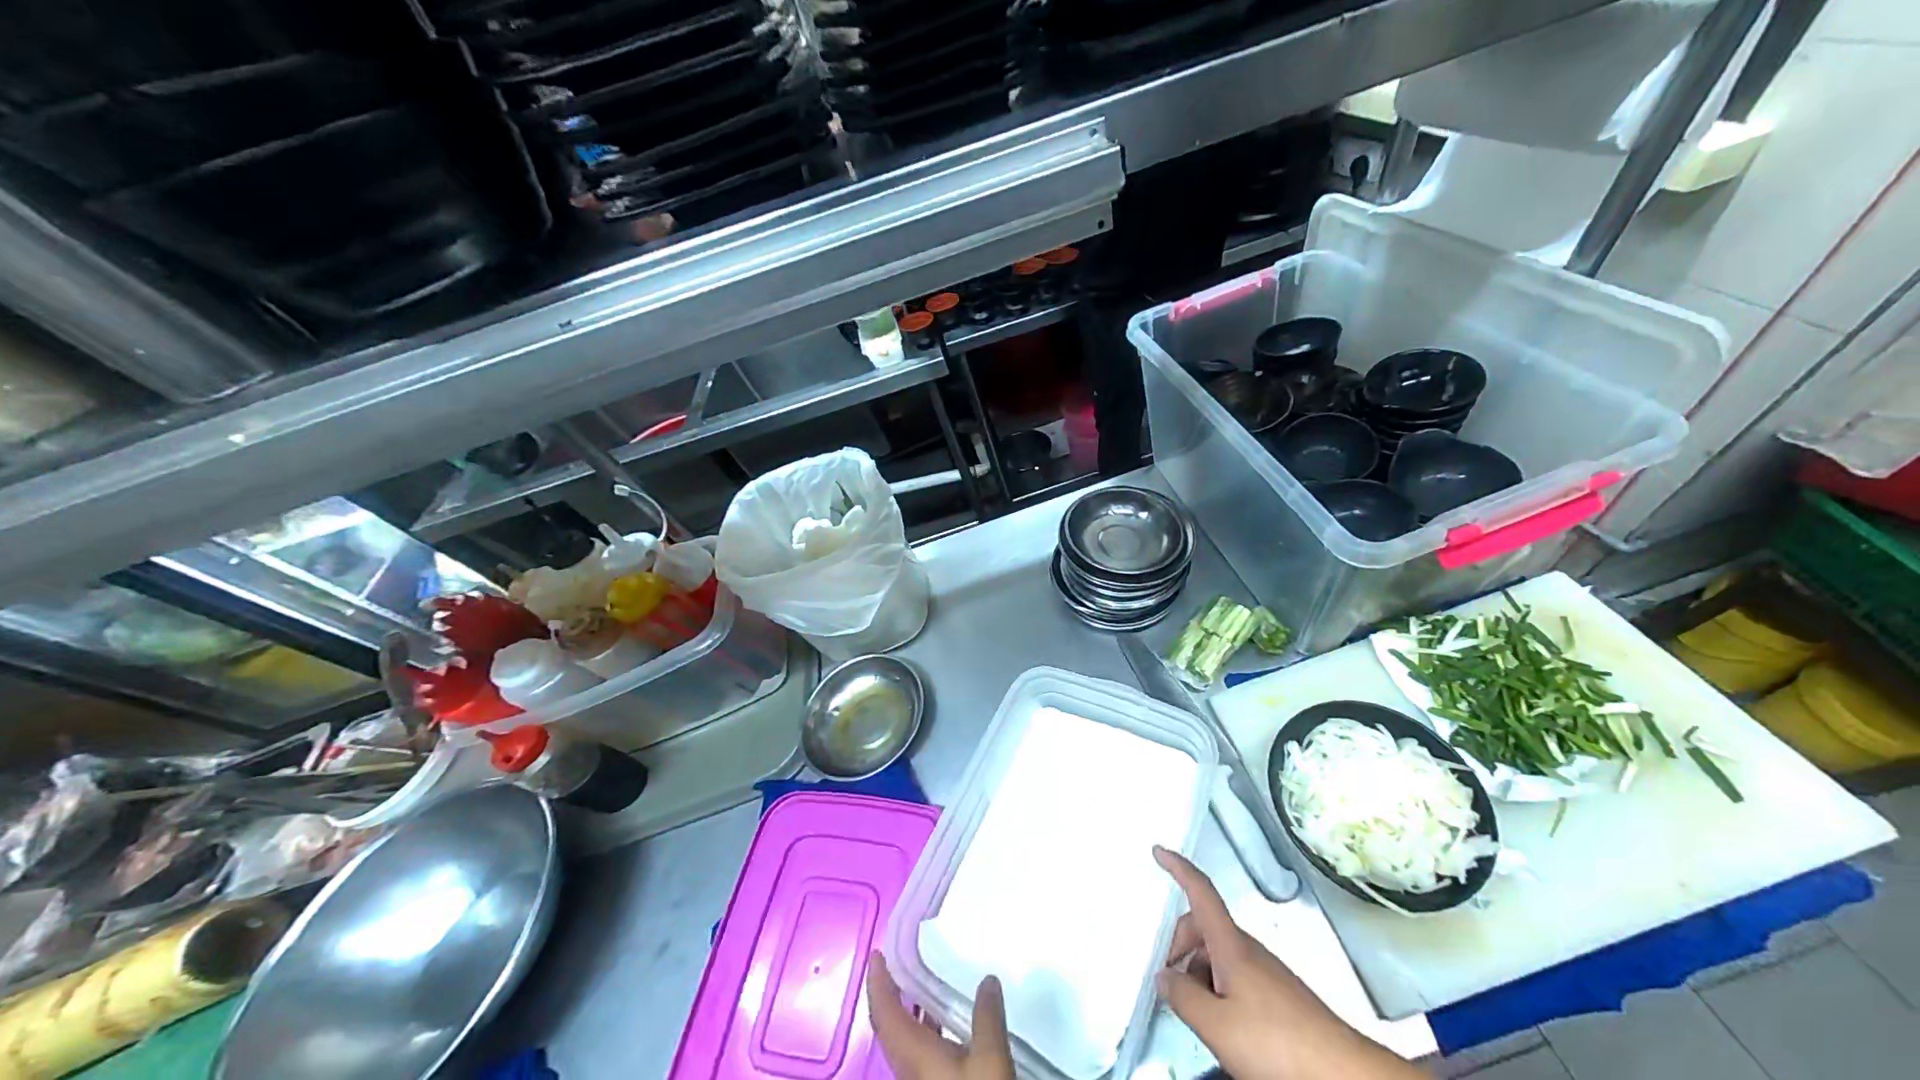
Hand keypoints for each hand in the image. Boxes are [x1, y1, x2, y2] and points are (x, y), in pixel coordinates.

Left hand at [866, 950, 1014, 1079]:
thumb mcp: (991, 1059)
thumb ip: (987, 1017)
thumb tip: (987, 979)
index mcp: (913, 1053)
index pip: (885, 1011)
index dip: (878, 982)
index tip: (877, 955)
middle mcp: (907, 1067)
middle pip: (888, 1025)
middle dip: (888, 993)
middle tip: (895, 964)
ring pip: (901, 1040)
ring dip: (904, 1011)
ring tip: (918, 984)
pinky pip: (914, 1051)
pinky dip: (920, 1028)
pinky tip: (941, 1024)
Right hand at [1154, 847, 1423, 1079]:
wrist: (1342, 1074)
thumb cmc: (1277, 1043)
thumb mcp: (1215, 1024)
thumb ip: (1182, 996)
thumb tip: (1165, 977)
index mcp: (1232, 946)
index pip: (1201, 893)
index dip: (1178, 868)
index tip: (1159, 851)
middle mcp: (1249, 951)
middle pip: (1204, 928)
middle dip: (1179, 945)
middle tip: (1168, 981)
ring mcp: (1266, 973)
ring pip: (1218, 957)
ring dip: (1198, 974)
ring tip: (1197, 1015)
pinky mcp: (1278, 997)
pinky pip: (1235, 978)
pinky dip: (1217, 990)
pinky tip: (1221, 1025)